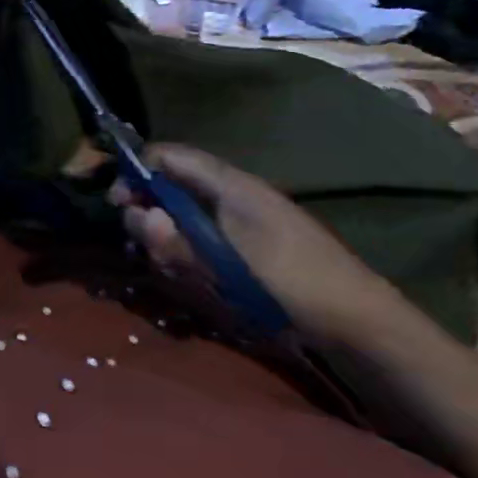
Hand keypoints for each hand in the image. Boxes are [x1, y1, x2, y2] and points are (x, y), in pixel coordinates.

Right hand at [110, 144, 409, 338]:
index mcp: (231, 184)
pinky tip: (194, 275)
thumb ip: (180, 239)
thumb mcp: (230, 262)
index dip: (139, 171)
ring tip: (170, 265)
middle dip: (150, 211)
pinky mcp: (248, 247)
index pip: (171, 157)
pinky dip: (189, 252)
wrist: (360, 320)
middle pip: (173, 185)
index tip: (117, 203)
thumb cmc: (294, 281)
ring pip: (185, 215)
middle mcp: (233, 194)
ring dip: (169, 237)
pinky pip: (205, 238)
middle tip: (144, 244)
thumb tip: (135, 216)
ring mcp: (242, 221)